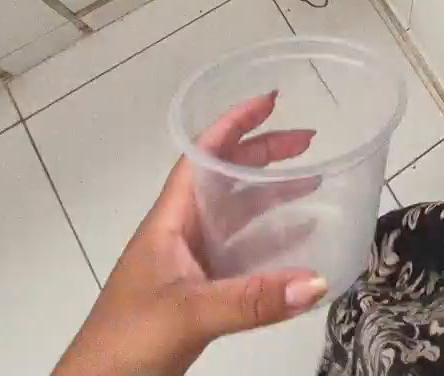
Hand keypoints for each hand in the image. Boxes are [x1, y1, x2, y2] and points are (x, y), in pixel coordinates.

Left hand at [53, 93, 329, 375]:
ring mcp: (190, 261)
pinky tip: (301, 240)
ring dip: (273, 193)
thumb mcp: (189, 314)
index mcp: (171, 218)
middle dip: (265, 152)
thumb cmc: (125, 343)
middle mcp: (182, 230)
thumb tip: (319, 280)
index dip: (235, 122)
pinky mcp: (200, 290)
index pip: (204, 153)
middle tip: (309, 140)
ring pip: (238, 212)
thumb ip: (253, 299)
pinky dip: (272, 238)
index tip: (272, 100)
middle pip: (227, 176)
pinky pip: (243, 250)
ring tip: (315, 180)